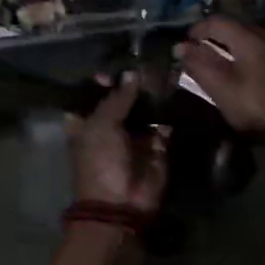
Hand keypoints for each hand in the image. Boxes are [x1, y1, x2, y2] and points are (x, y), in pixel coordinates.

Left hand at [68, 72, 167, 213]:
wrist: (122, 202)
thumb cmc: (100, 161)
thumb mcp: (102, 124)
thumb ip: (118, 98)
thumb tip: (133, 74)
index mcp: (88, 122)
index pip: (95, 94)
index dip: (104, 80)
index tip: (118, 65)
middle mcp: (112, 127)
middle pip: (124, 99)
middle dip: (135, 84)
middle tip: (149, 62)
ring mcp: (136, 137)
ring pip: (146, 110)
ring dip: (154, 96)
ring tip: (166, 72)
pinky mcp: (159, 147)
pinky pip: (165, 126)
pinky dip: (170, 115)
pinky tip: (176, 97)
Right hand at [179, 16, 264, 137]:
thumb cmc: (253, 108)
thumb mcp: (220, 88)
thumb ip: (199, 64)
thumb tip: (181, 47)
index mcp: (251, 39)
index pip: (218, 21)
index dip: (197, 30)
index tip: (185, 45)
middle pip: (235, 26)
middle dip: (214, 36)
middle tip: (199, 53)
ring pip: (250, 37)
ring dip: (231, 44)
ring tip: (218, 61)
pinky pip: (262, 48)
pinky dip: (246, 52)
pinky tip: (241, 69)